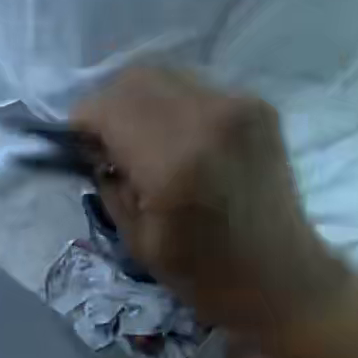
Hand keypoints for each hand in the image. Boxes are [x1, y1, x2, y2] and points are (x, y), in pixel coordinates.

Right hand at [72, 68, 353, 332]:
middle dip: (110, 107)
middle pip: (135, 79)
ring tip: (142, 144)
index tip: (77, 146)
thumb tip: (95, 149)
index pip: (108, 107)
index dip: (82, 123)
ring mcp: (239, 105)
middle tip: (106, 144)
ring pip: (166, 77)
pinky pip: (197, 90)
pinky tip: (178, 144)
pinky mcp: (258, 107)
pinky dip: (174, 109)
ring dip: (142, 104)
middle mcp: (208, 117)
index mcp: (174, 161)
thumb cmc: (205, 276)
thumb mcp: (139, 240)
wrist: (281, 279)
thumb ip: (111, 184)